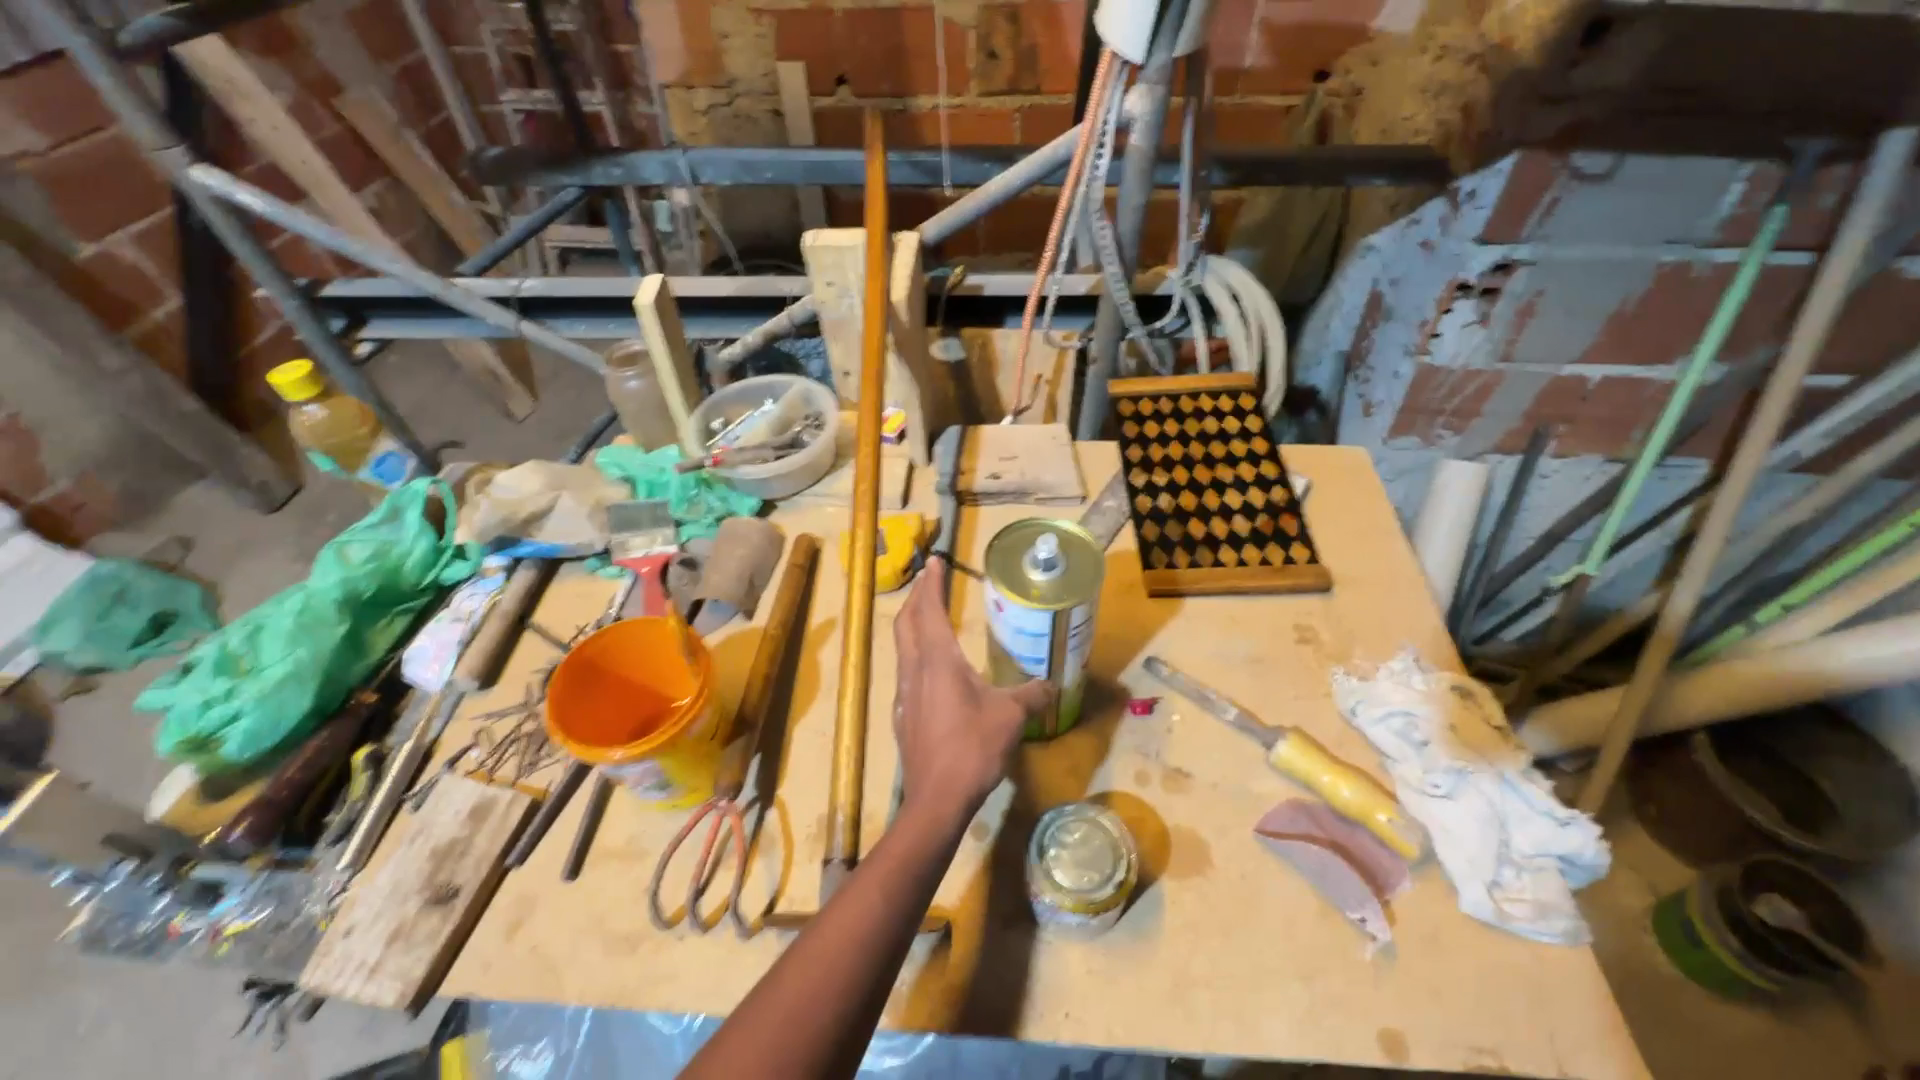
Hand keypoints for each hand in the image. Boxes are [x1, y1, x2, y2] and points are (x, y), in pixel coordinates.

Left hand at [892, 557, 1053, 822]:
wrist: (936, 797)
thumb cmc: (972, 748)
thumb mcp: (1011, 717)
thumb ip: (1032, 694)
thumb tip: (1053, 683)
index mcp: (938, 660)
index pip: (929, 610)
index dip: (931, 584)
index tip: (934, 562)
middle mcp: (914, 670)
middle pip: (907, 622)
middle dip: (917, 597)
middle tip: (929, 580)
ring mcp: (904, 694)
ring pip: (902, 646)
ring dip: (912, 624)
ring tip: (927, 615)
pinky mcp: (904, 715)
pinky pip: (905, 671)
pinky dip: (914, 654)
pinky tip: (928, 668)